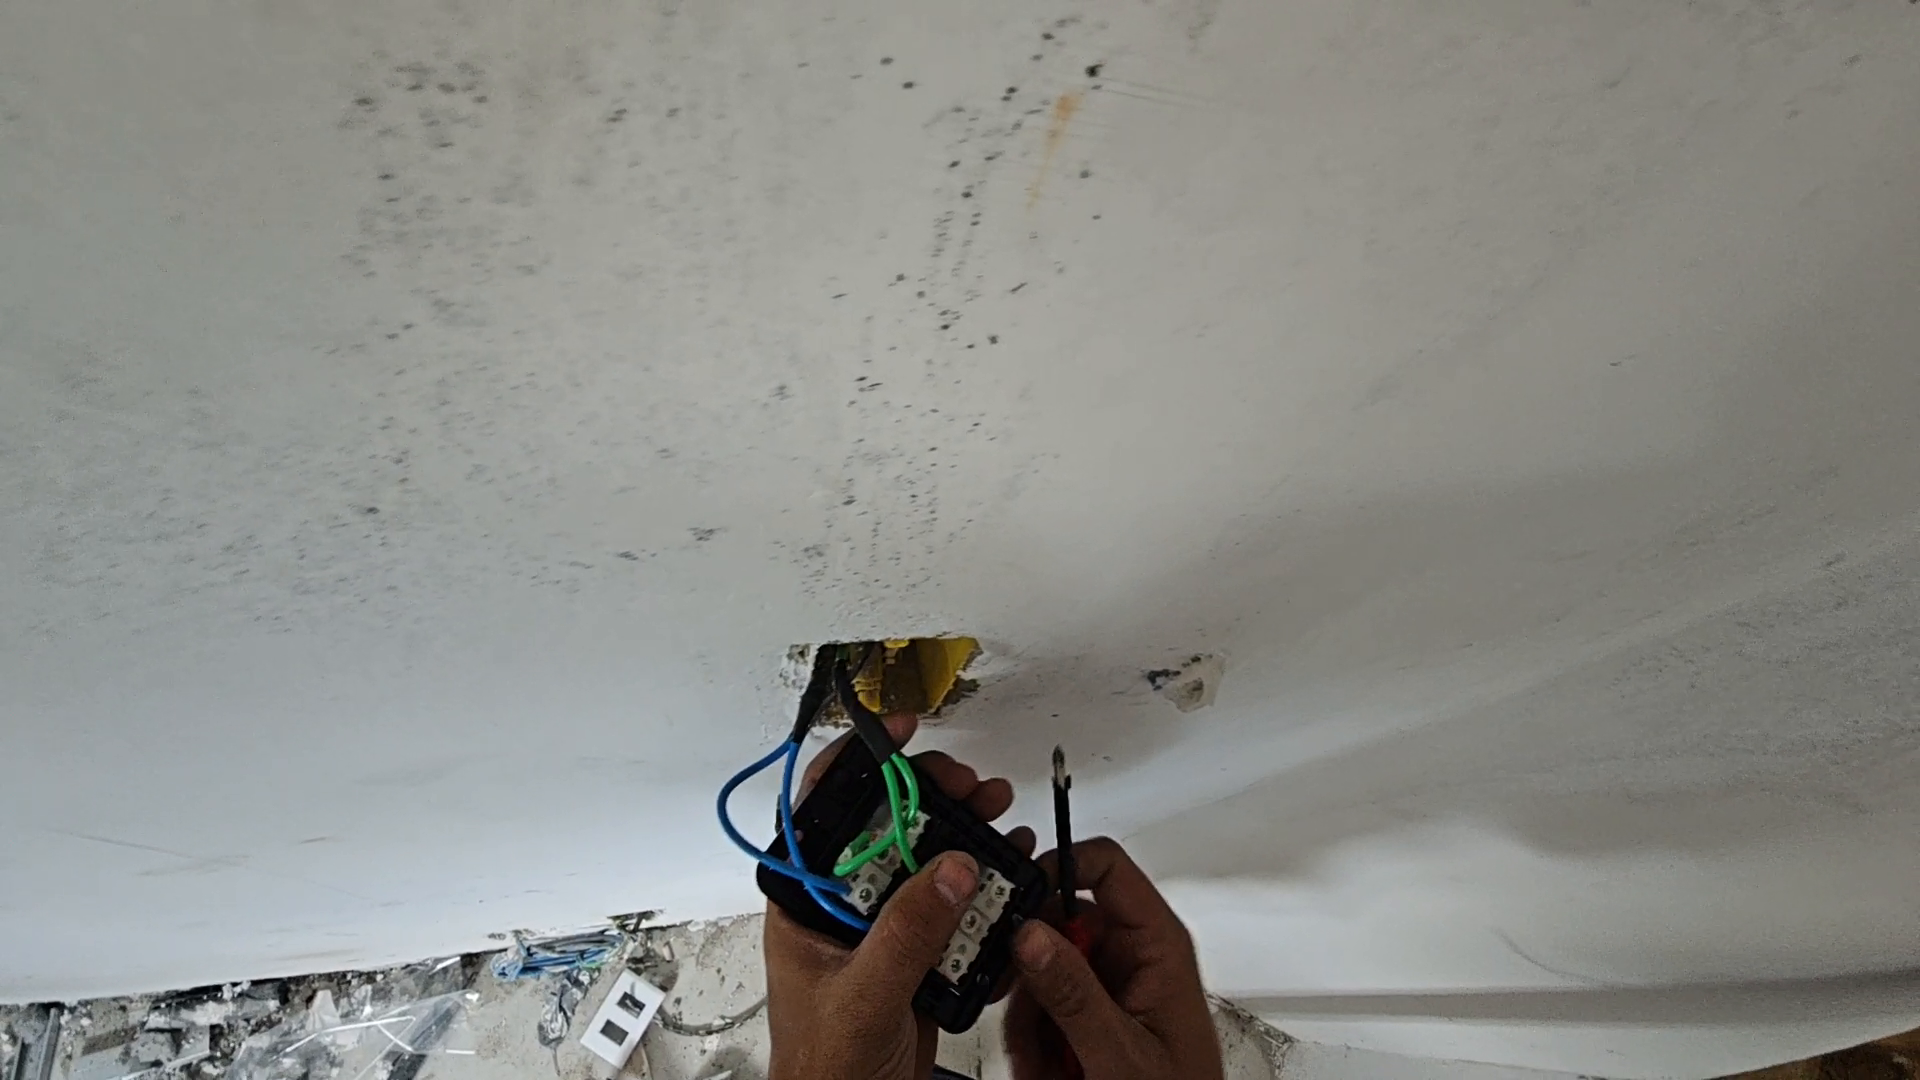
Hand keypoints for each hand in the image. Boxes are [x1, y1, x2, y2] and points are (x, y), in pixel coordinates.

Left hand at [764, 713, 1036, 1079]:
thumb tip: (951, 869)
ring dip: (963, 824)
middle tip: (967, 781)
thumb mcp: (861, 997)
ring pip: (924, 850)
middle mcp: (845, 898)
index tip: (898, 732)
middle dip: (929, 790)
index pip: (825, 809)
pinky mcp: (920, 941)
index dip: (858, 761)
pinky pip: (953, 893)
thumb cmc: (824, 1069)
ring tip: (996, 807)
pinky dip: (982, 873)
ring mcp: (886, 917)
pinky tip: (1006, 861)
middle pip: (887, 820)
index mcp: (808, 898)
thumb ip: (905, 934)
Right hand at [1003, 837, 1222, 1079]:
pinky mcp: (1089, 1006)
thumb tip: (1030, 933)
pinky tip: (1040, 1065)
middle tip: (1011, 999)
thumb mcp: (1122, 1055)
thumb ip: (1074, 994)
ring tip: (1035, 1056)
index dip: (1061, 865)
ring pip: (1041, 959)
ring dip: (1027, 1009)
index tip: (1019, 898)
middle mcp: (1130, 950)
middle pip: (1059, 914)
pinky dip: (1030, 1030)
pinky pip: (1041, 995)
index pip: (1106, 865)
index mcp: (1156, 942)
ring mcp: (1107, 978)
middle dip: (1029, 963)